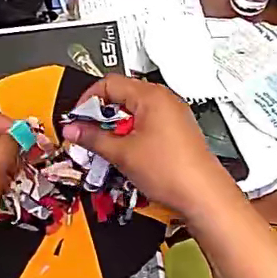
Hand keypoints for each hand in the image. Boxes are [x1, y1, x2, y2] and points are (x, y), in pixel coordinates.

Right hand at [59, 76, 242, 219]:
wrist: (202, 194)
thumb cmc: (174, 172)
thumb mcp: (121, 154)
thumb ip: (92, 138)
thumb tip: (74, 129)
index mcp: (151, 96)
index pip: (109, 83)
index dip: (88, 101)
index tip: (77, 119)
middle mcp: (165, 100)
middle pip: (122, 96)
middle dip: (101, 116)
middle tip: (88, 136)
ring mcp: (173, 115)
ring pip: (134, 112)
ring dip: (116, 128)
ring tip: (109, 149)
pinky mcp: (177, 131)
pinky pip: (148, 124)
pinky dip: (132, 135)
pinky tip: (127, 154)